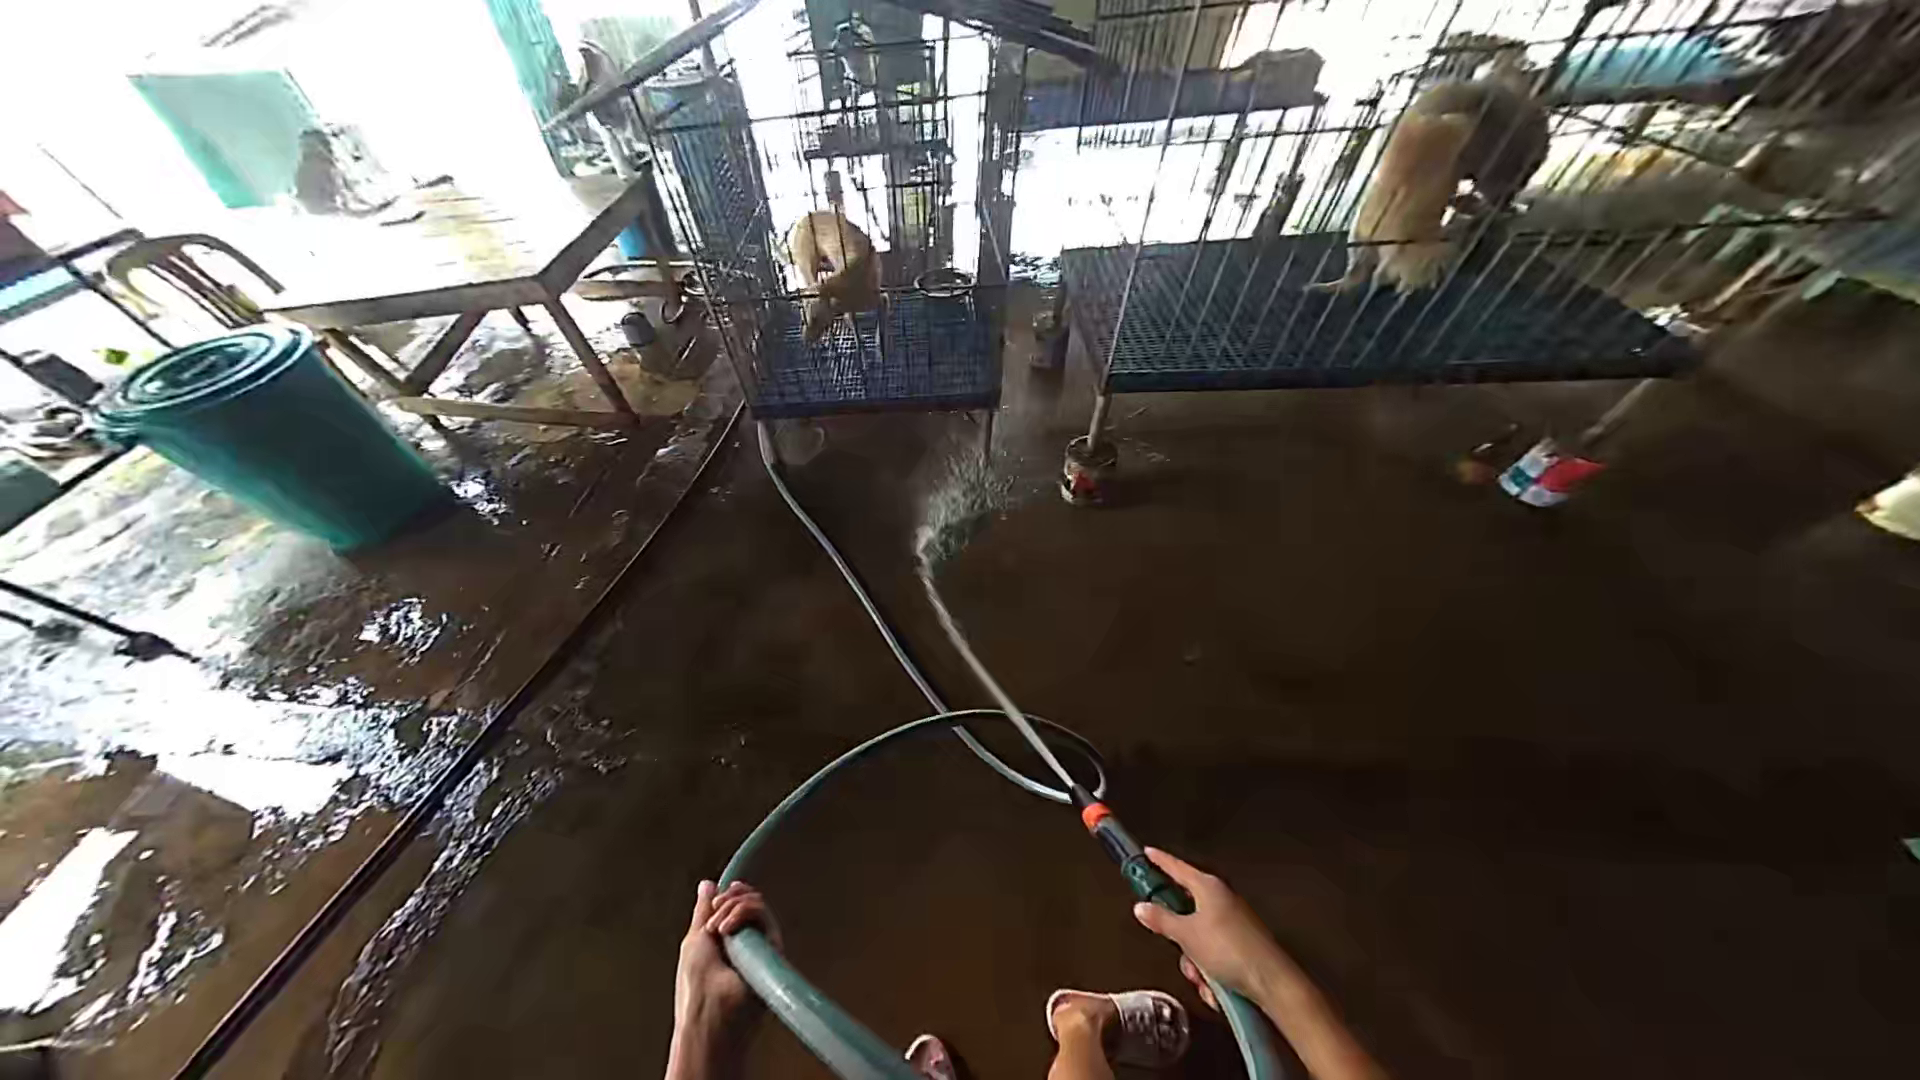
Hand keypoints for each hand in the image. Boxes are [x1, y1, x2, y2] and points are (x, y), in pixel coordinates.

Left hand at [675, 880, 781, 1031]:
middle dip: (729, 898)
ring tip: (719, 928)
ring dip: (733, 906)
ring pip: (757, 903)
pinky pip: (764, 914)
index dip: (730, 894)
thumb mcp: (694, 940)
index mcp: (727, 937)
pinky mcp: (772, 946)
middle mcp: (746, 938)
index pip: (737, 903)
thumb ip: (703, 911)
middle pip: (748, 898)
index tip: (717, 899)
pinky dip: (744, 911)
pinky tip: (728, 929)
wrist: (709, 1012)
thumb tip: (708, 884)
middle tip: (715, 911)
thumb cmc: (696, 986)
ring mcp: (760, 942)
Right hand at [1130, 848, 1297, 1006]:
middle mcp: (1222, 899)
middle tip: (1175, 944)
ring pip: (1199, 937)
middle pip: (1186, 909)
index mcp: (1207, 886)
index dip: (1159, 860)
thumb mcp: (1186, 935)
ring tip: (1202, 977)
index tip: (1148, 853)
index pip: (1176, 867)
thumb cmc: (1231, 950)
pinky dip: (1211, 971)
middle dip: (1178, 935)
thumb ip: (1160, 920)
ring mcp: (1234, 923)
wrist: (1274, 985)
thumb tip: (1141, 908)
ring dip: (1195, 960)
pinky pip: (1215, 954)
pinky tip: (1216, 988)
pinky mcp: (1243, 946)